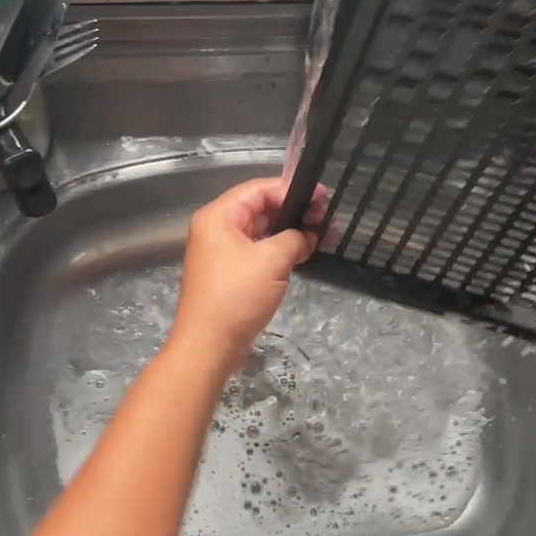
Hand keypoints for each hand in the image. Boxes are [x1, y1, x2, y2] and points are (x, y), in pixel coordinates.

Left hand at [170, 178, 316, 365]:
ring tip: (321, 234)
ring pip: (261, 231)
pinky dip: (280, 250)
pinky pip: (258, 251)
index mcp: (219, 216)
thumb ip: (294, 238)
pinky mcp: (230, 273)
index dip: (291, 190)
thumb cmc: (237, 296)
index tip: (322, 196)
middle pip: (259, 208)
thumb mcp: (272, 260)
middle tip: (326, 217)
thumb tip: (307, 234)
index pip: (258, 189)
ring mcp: (222, 252)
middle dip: (293, 211)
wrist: (209, 345)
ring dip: (289, 232)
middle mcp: (216, 229)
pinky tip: (304, 253)